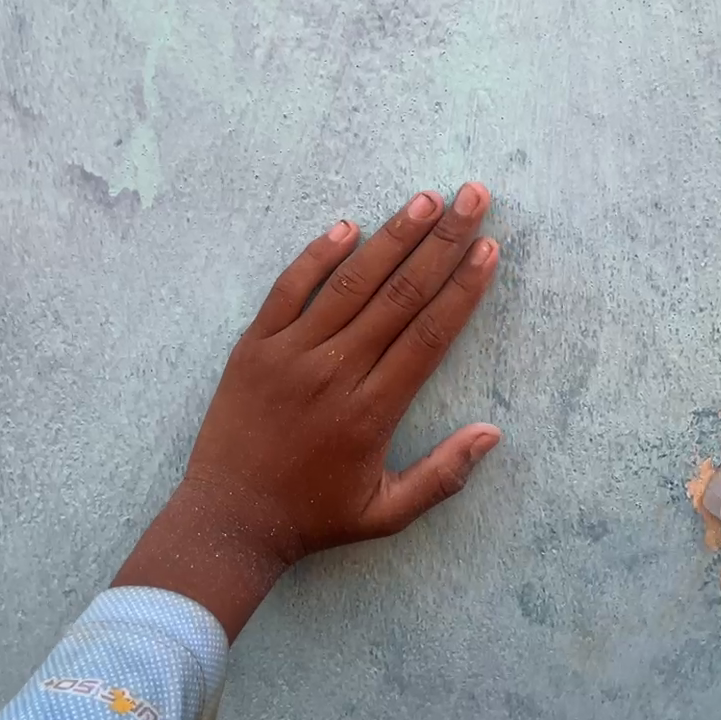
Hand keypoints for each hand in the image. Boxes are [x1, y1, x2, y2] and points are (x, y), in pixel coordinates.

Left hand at [112, 184, 502, 637]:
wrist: (226, 522)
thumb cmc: (313, 517)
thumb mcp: (387, 514)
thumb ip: (443, 475)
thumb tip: (494, 432)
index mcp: (372, 412)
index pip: (430, 335)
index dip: (463, 288)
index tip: (489, 249)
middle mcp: (335, 373)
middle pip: (400, 296)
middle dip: (442, 242)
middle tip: (473, 198)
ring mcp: (289, 355)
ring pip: (350, 284)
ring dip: (392, 237)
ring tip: (426, 199)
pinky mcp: (253, 348)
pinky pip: (287, 290)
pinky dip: (316, 256)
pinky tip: (347, 225)